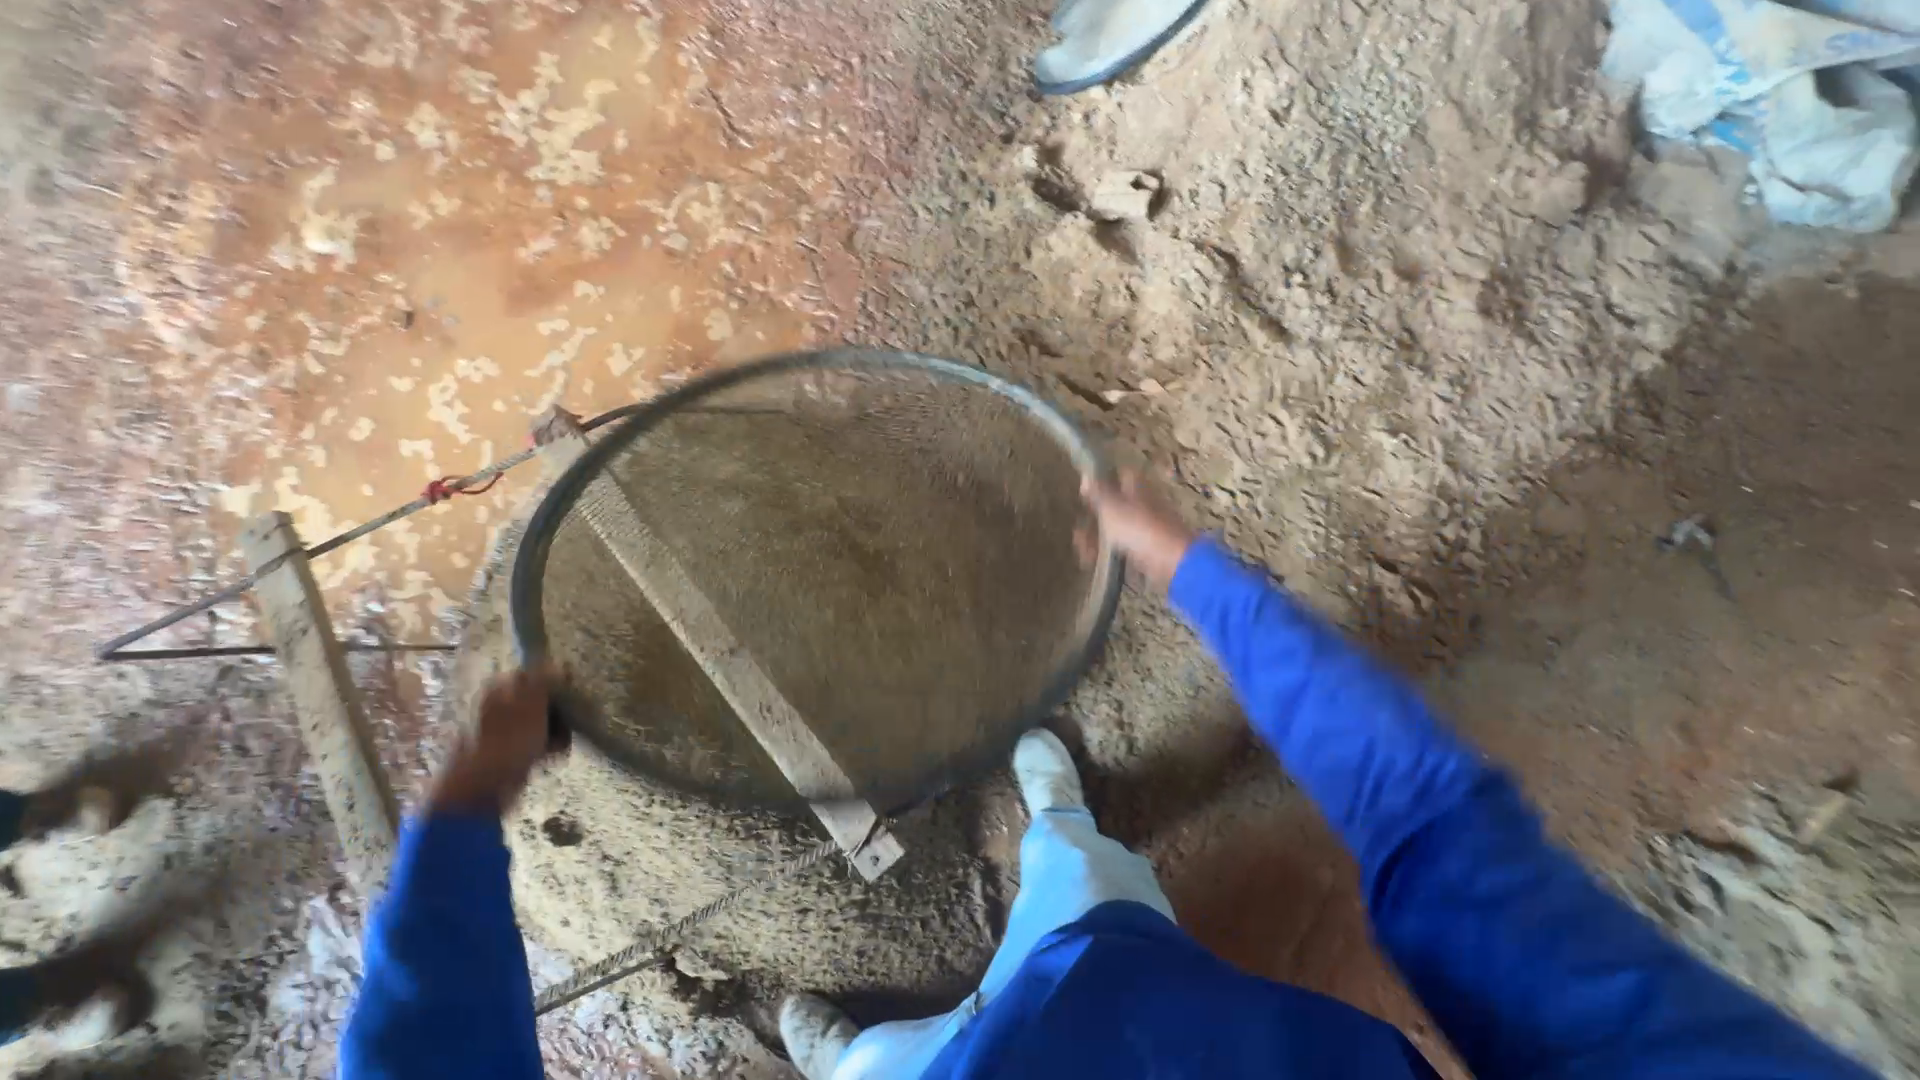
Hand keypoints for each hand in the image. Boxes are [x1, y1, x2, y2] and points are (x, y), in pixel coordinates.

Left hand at [429, 664, 565, 815]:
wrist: (484, 787)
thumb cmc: (509, 741)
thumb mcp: (531, 704)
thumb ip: (543, 681)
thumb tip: (555, 662)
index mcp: (498, 691)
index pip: (528, 675)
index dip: (549, 679)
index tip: (567, 688)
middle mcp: (499, 708)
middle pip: (536, 699)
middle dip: (556, 707)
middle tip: (572, 714)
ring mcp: (504, 733)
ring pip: (538, 722)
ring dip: (556, 729)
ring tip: (566, 737)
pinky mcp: (510, 755)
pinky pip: (536, 744)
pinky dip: (549, 747)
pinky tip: (558, 753)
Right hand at [1079, 469, 1197, 590]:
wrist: (1171, 562)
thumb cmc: (1139, 528)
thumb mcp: (1111, 507)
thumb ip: (1098, 492)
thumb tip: (1086, 476)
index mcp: (1138, 489)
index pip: (1121, 475)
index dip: (1103, 480)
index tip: (1084, 491)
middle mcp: (1145, 505)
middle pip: (1116, 505)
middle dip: (1095, 517)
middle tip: (1078, 531)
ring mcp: (1148, 529)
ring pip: (1118, 529)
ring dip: (1097, 538)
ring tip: (1082, 550)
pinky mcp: (1148, 551)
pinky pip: (1124, 549)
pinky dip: (1108, 554)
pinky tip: (1093, 561)